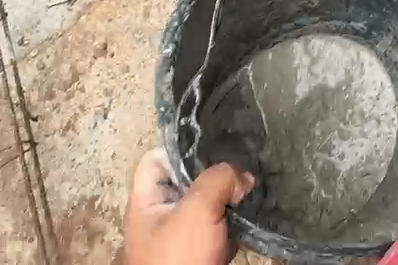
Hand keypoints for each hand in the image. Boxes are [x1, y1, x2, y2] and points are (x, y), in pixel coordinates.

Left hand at [122, 150, 253, 264]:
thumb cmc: (179, 259)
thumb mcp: (197, 209)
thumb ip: (220, 178)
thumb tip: (243, 177)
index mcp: (145, 204)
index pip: (156, 159)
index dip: (181, 147)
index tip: (214, 143)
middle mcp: (160, 217)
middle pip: (186, 178)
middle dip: (215, 170)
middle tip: (241, 163)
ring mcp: (180, 237)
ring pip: (207, 202)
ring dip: (229, 196)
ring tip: (251, 186)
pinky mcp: (200, 254)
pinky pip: (219, 226)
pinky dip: (234, 219)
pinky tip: (252, 211)